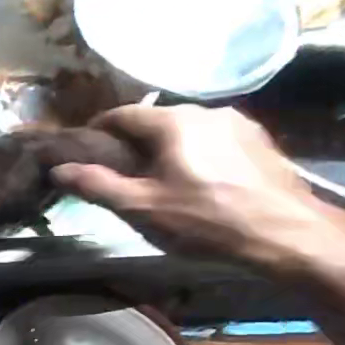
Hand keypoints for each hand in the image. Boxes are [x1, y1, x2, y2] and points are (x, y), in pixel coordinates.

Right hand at [50, 105, 344, 277]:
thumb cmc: (205, 221)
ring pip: (185, 130)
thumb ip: (96, 185)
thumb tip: (58, 169)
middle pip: (155, 120)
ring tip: (156, 180)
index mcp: (174, 121)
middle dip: (131, 143)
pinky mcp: (259, 142)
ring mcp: (239, 123)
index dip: (97, 131)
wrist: (286, 234)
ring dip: (164, 148)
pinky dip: (194, 153)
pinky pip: (212, 140)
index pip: (122, 114)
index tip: (83, 152)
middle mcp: (207, 110)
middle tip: (117, 173)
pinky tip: (196, 182)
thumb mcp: (140, 208)